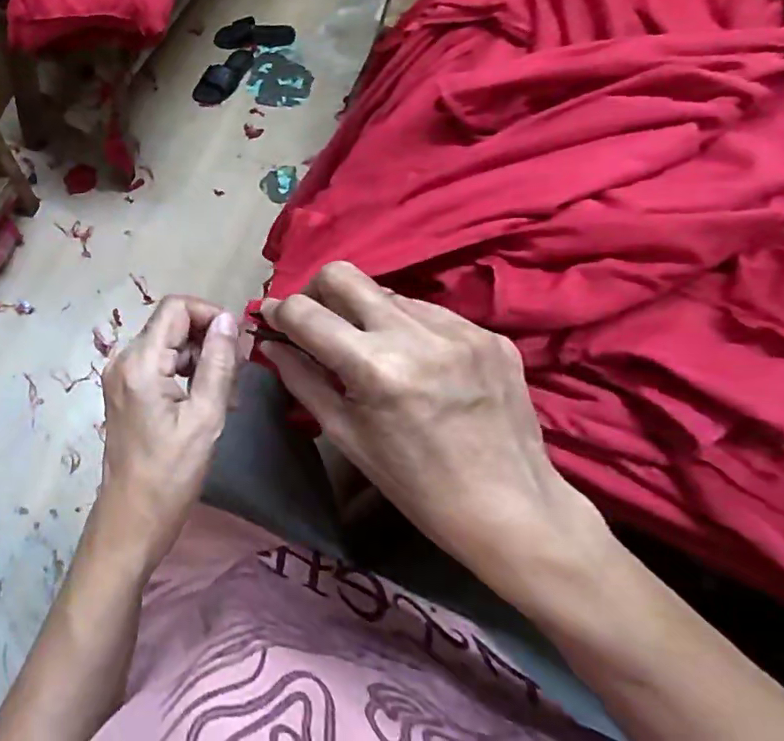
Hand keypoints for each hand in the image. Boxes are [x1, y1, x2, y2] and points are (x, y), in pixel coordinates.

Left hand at [90, 296, 239, 573]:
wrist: (131, 521)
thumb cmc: (170, 475)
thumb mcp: (205, 418)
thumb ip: (218, 363)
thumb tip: (229, 319)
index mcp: (140, 362)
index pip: (176, 308)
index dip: (211, 314)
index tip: (238, 342)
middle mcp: (124, 359)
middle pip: (173, 324)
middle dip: (210, 339)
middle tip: (240, 371)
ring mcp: (122, 375)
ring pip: (170, 344)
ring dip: (202, 359)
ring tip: (228, 393)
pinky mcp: (126, 391)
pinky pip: (161, 364)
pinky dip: (188, 373)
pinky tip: (209, 400)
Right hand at [260, 262, 610, 602]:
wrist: (513, 510)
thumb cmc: (416, 486)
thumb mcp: (347, 437)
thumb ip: (302, 381)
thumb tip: (270, 343)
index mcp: (375, 368)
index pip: (305, 312)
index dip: (279, 311)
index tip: (274, 320)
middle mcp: (416, 335)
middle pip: (342, 275)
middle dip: (316, 292)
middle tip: (316, 321)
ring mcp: (458, 329)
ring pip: (388, 292)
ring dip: (366, 313)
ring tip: (374, 351)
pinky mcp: (488, 334)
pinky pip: (429, 312)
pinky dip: (409, 329)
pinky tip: (418, 364)